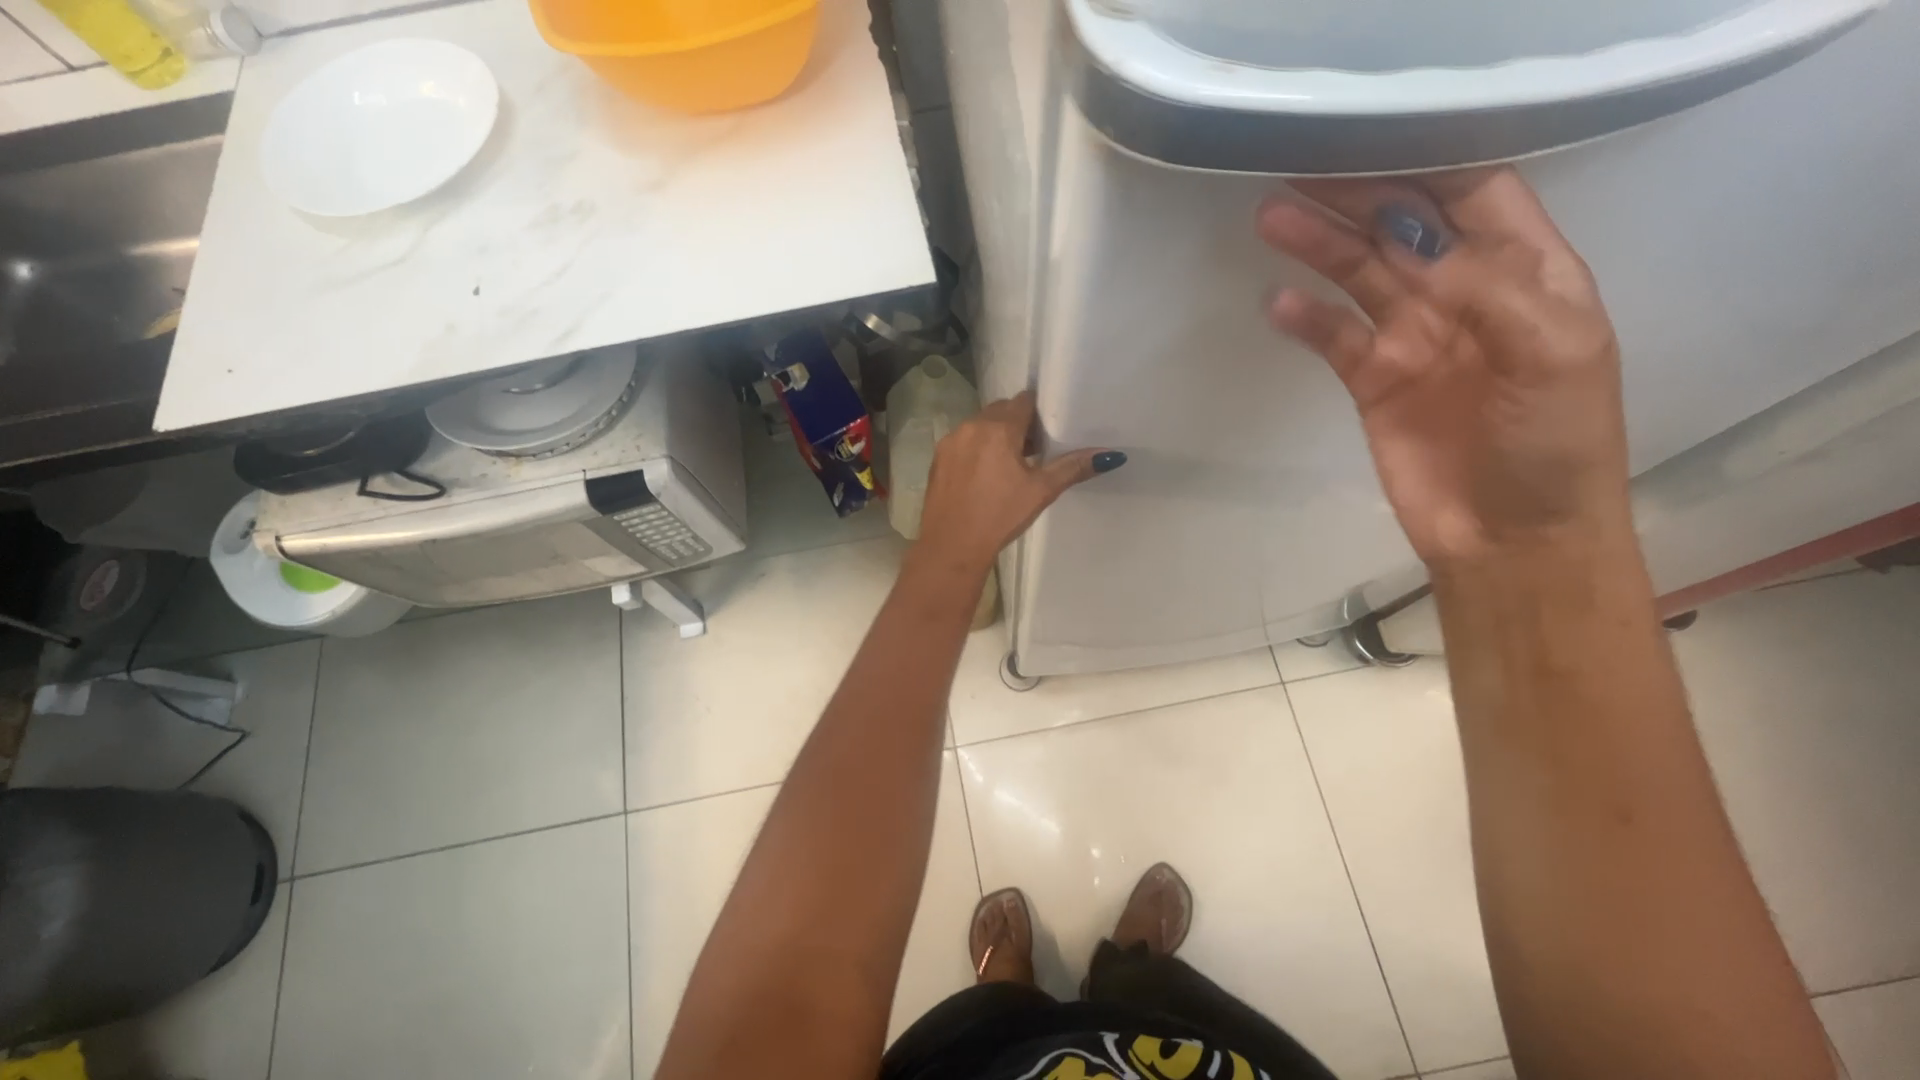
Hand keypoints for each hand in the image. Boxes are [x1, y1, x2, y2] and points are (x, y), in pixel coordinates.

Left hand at [911, 390, 1121, 576]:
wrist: (952, 546)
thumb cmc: (1000, 516)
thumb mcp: (1041, 491)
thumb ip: (1073, 467)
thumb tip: (1110, 455)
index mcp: (998, 429)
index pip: (1023, 401)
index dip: (1038, 412)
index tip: (1048, 429)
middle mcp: (971, 426)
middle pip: (1000, 410)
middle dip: (1018, 423)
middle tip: (1034, 448)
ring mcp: (950, 442)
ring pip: (979, 425)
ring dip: (996, 435)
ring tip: (1011, 462)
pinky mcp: (938, 458)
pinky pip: (963, 441)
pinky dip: (976, 448)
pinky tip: (985, 474)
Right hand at [1258, 167, 1631, 565]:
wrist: (1514, 541)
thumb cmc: (1556, 445)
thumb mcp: (1552, 354)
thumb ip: (1489, 290)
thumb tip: (1411, 241)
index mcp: (1529, 274)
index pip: (1477, 195)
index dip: (1428, 166)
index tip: (1371, 142)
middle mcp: (1467, 294)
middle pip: (1406, 226)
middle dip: (1358, 196)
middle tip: (1300, 171)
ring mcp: (1415, 338)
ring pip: (1361, 274)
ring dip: (1320, 245)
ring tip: (1271, 218)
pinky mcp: (1373, 382)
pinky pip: (1333, 338)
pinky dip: (1306, 318)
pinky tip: (1278, 302)